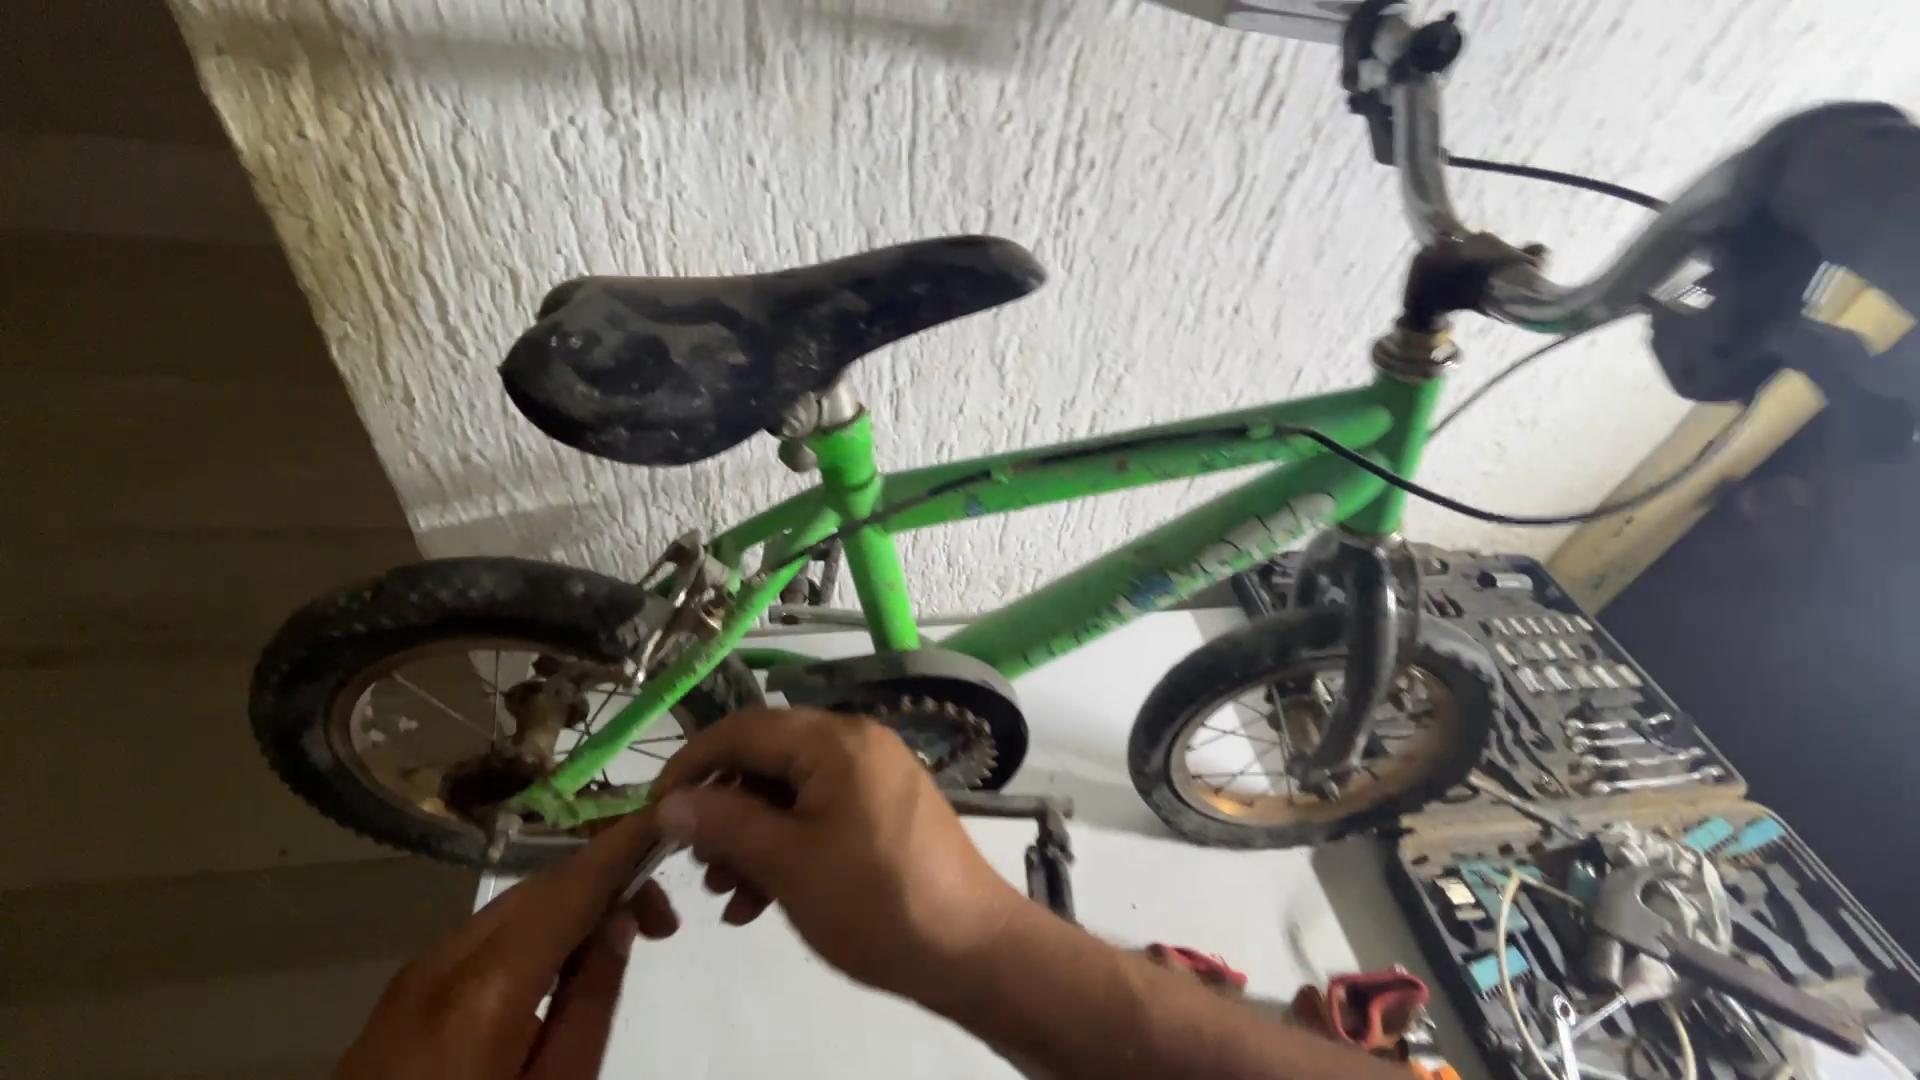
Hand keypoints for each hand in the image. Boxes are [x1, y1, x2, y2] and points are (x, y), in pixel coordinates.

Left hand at [335, 812, 678, 1078]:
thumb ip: (592, 1000)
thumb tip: (618, 919)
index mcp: (485, 990)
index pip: (569, 887)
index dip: (622, 845)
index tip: (667, 816)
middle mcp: (442, 963)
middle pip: (542, 888)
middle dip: (608, 883)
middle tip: (664, 924)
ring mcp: (413, 978)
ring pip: (514, 907)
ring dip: (573, 906)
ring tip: (620, 942)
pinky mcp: (401, 996)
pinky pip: (486, 936)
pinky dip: (536, 929)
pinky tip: (561, 963)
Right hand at [650, 707, 1025, 1005]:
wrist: (968, 947)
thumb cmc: (873, 899)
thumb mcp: (787, 862)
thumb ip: (725, 823)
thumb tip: (671, 802)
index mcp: (835, 740)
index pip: (744, 729)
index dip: (692, 765)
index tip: (655, 810)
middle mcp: (856, 743)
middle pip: (767, 759)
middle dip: (723, 810)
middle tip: (695, 861)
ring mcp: (874, 775)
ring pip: (791, 792)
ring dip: (750, 836)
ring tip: (726, 893)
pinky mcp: (883, 808)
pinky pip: (820, 812)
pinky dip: (786, 845)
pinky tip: (760, 900)